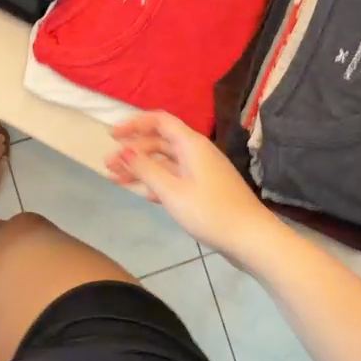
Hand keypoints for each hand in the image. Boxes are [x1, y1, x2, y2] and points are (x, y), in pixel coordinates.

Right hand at [106, 111, 269, 253]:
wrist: (252, 239)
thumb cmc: (210, 212)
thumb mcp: (172, 191)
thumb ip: (145, 169)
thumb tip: (123, 149)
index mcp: (191, 144)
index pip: (159, 121)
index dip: (134, 124)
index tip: (112, 135)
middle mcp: (197, 152)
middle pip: (160, 142)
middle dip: (133, 150)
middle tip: (108, 164)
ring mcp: (202, 170)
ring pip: (165, 161)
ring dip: (141, 168)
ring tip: (116, 179)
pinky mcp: (205, 189)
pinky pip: (175, 176)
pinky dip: (156, 181)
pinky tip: (143, 194)